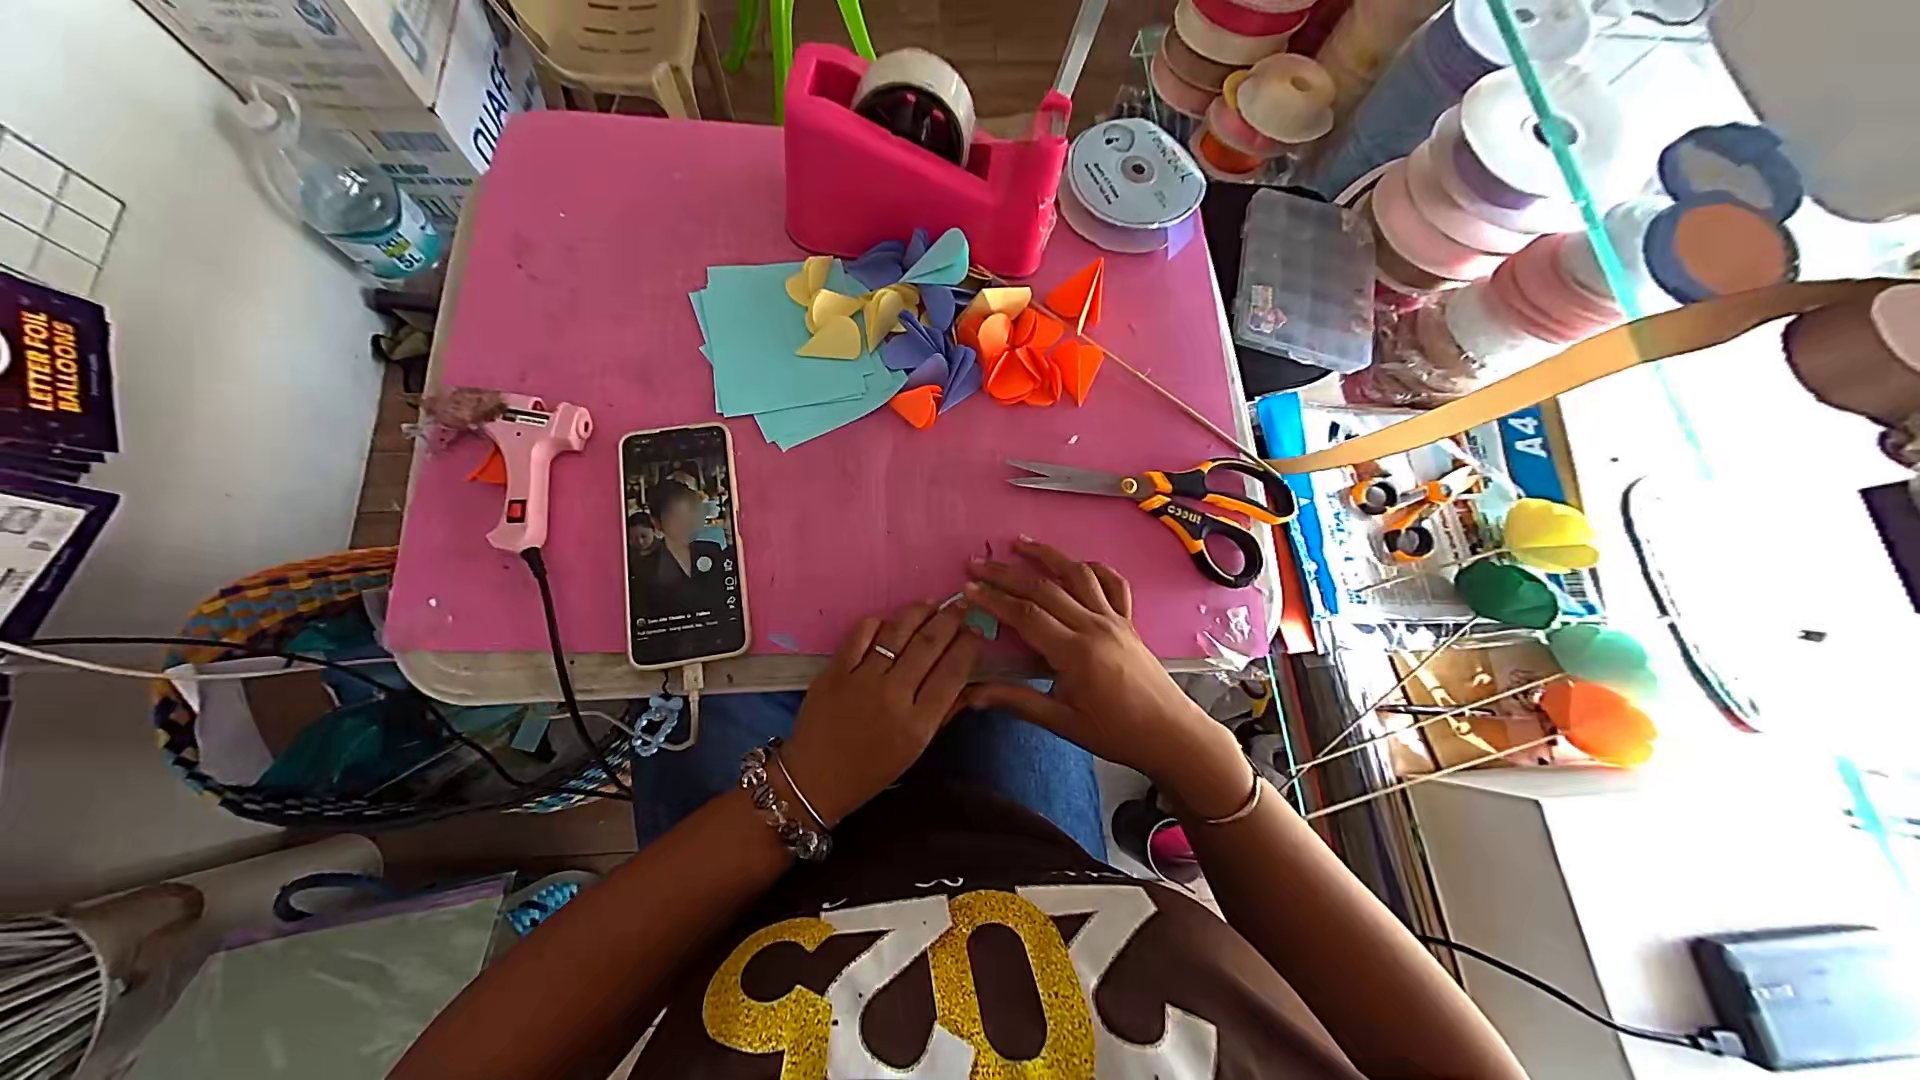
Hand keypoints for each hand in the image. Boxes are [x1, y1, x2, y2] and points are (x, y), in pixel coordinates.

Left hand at [778, 600, 980, 825]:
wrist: (814, 778)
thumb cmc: (871, 770)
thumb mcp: (917, 748)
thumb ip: (945, 712)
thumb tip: (972, 682)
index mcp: (918, 723)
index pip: (953, 672)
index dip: (968, 646)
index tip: (975, 632)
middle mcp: (893, 696)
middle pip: (929, 644)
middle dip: (951, 620)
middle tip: (961, 606)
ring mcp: (861, 680)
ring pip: (898, 632)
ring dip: (920, 612)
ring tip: (934, 604)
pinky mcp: (834, 671)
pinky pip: (861, 634)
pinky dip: (879, 622)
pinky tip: (891, 620)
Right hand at [962, 540, 1249, 816]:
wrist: (1171, 734)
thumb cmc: (1117, 733)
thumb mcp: (1063, 722)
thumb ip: (1018, 701)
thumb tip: (972, 695)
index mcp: (1076, 652)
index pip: (1026, 615)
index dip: (994, 599)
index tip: (968, 589)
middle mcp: (1095, 626)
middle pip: (1045, 588)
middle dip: (1007, 573)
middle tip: (977, 564)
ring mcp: (1115, 619)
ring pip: (1079, 575)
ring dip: (1048, 555)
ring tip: (1020, 543)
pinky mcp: (1130, 621)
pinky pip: (1114, 584)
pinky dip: (1094, 568)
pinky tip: (1077, 564)